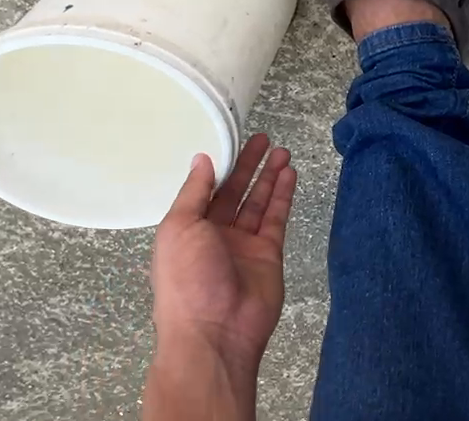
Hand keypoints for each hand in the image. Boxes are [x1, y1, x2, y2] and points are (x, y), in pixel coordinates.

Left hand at [150, 134, 296, 369]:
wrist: (215, 331)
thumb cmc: (187, 279)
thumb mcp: (178, 230)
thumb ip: (194, 192)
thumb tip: (202, 158)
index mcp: (187, 231)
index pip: (206, 191)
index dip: (220, 165)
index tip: (233, 139)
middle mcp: (214, 235)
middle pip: (234, 192)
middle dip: (248, 166)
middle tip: (263, 138)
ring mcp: (243, 244)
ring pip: (258, 202)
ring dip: (269, 176)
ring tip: (281, 150)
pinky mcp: (269, 252)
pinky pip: (276, 217)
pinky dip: (283, 194)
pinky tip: (289, 174)